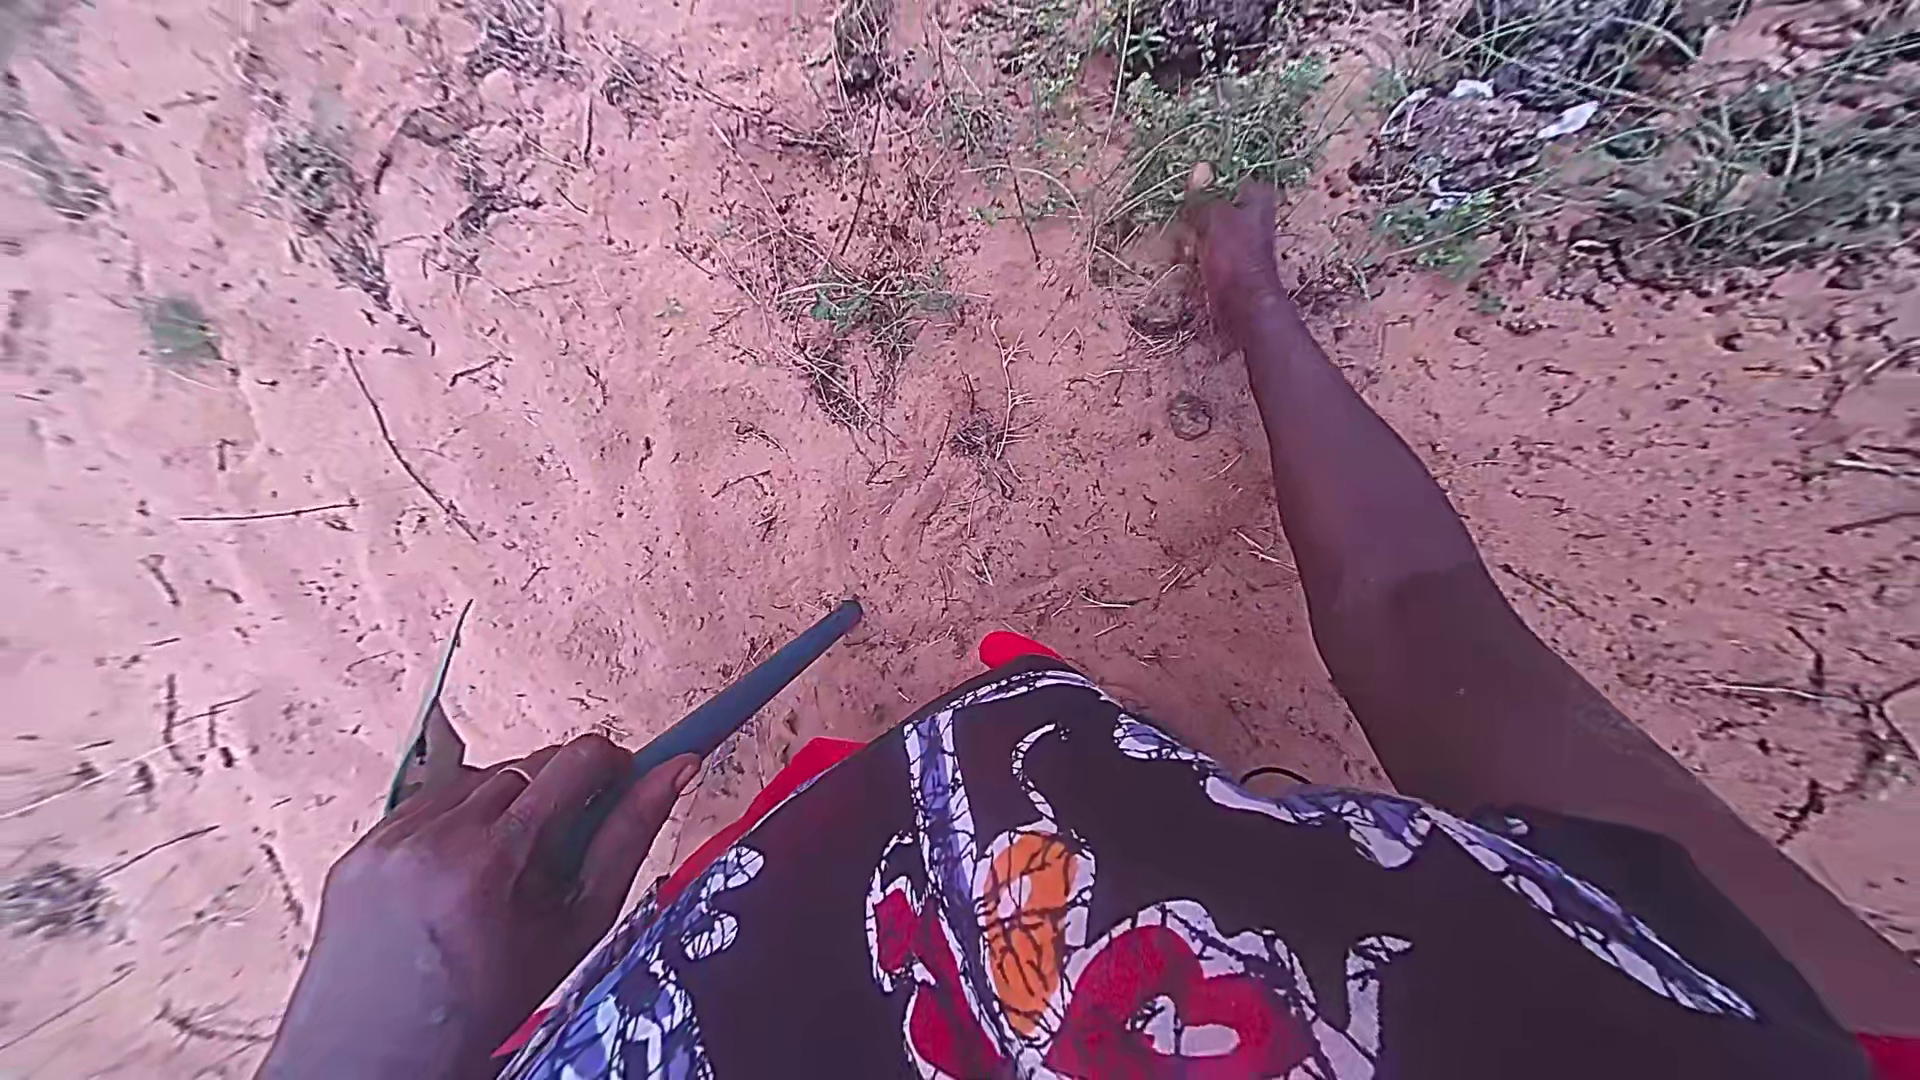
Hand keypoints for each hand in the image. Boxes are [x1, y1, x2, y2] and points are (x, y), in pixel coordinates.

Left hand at [259, 735, 699, 1079]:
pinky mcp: (360, 850)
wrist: (373, 1076)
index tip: (620, 790)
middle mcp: (433, 838)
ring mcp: (388, 842)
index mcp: (492, 859)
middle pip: (534, 762)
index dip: (612, 764)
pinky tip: (472, 866)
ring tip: (515, 862)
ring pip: (490, 775)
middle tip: (568, 843)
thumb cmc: (493, 1008)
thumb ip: (633, 833)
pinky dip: (471, 816)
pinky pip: (440, 800)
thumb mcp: (583, 922)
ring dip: (518, 800)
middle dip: (565, 788)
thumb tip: (679, 766)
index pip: (577, 756)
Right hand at [1186, 181, 1292, 344]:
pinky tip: (1192, 262)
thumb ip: (1204, 195)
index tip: (1186, 194)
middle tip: (1185, 225)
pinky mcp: (1229, 259)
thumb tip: (1198, 168)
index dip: (1203, 185)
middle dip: (1194, 215)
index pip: (1225, 177)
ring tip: (1188, 248)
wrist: (1242, 303)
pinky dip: (1196, 253)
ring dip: (1192, 237)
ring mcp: (1240, 238)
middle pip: (1213, 203)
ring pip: (1206, 227)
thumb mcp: (1215, 217)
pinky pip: (1206, 248)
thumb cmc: (1234, 256)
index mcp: (1256, 194)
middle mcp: (1252, 212)